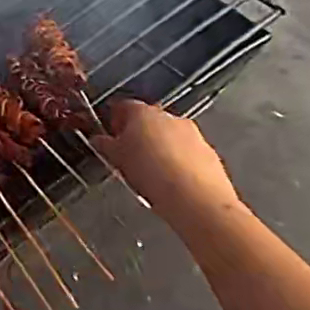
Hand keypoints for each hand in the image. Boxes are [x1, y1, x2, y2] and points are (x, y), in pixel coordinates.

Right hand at [93, 99, 238, 217]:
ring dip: (161, 149)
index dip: (115, 120)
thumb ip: (106, 145)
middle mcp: (168, 117)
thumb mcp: (118, 160)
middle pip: (148, 120)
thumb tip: (99, 141)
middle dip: (139, 136)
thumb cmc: (153, 175)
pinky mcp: (210, 153)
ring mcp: (192, 134)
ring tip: (153, 175)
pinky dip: (181, 163)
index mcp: (142, 112)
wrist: (198, 202)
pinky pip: (189, 153)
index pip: (123, 106)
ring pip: (170, 136)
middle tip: (131, 157)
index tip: (111, 136)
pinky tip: (175, 184)